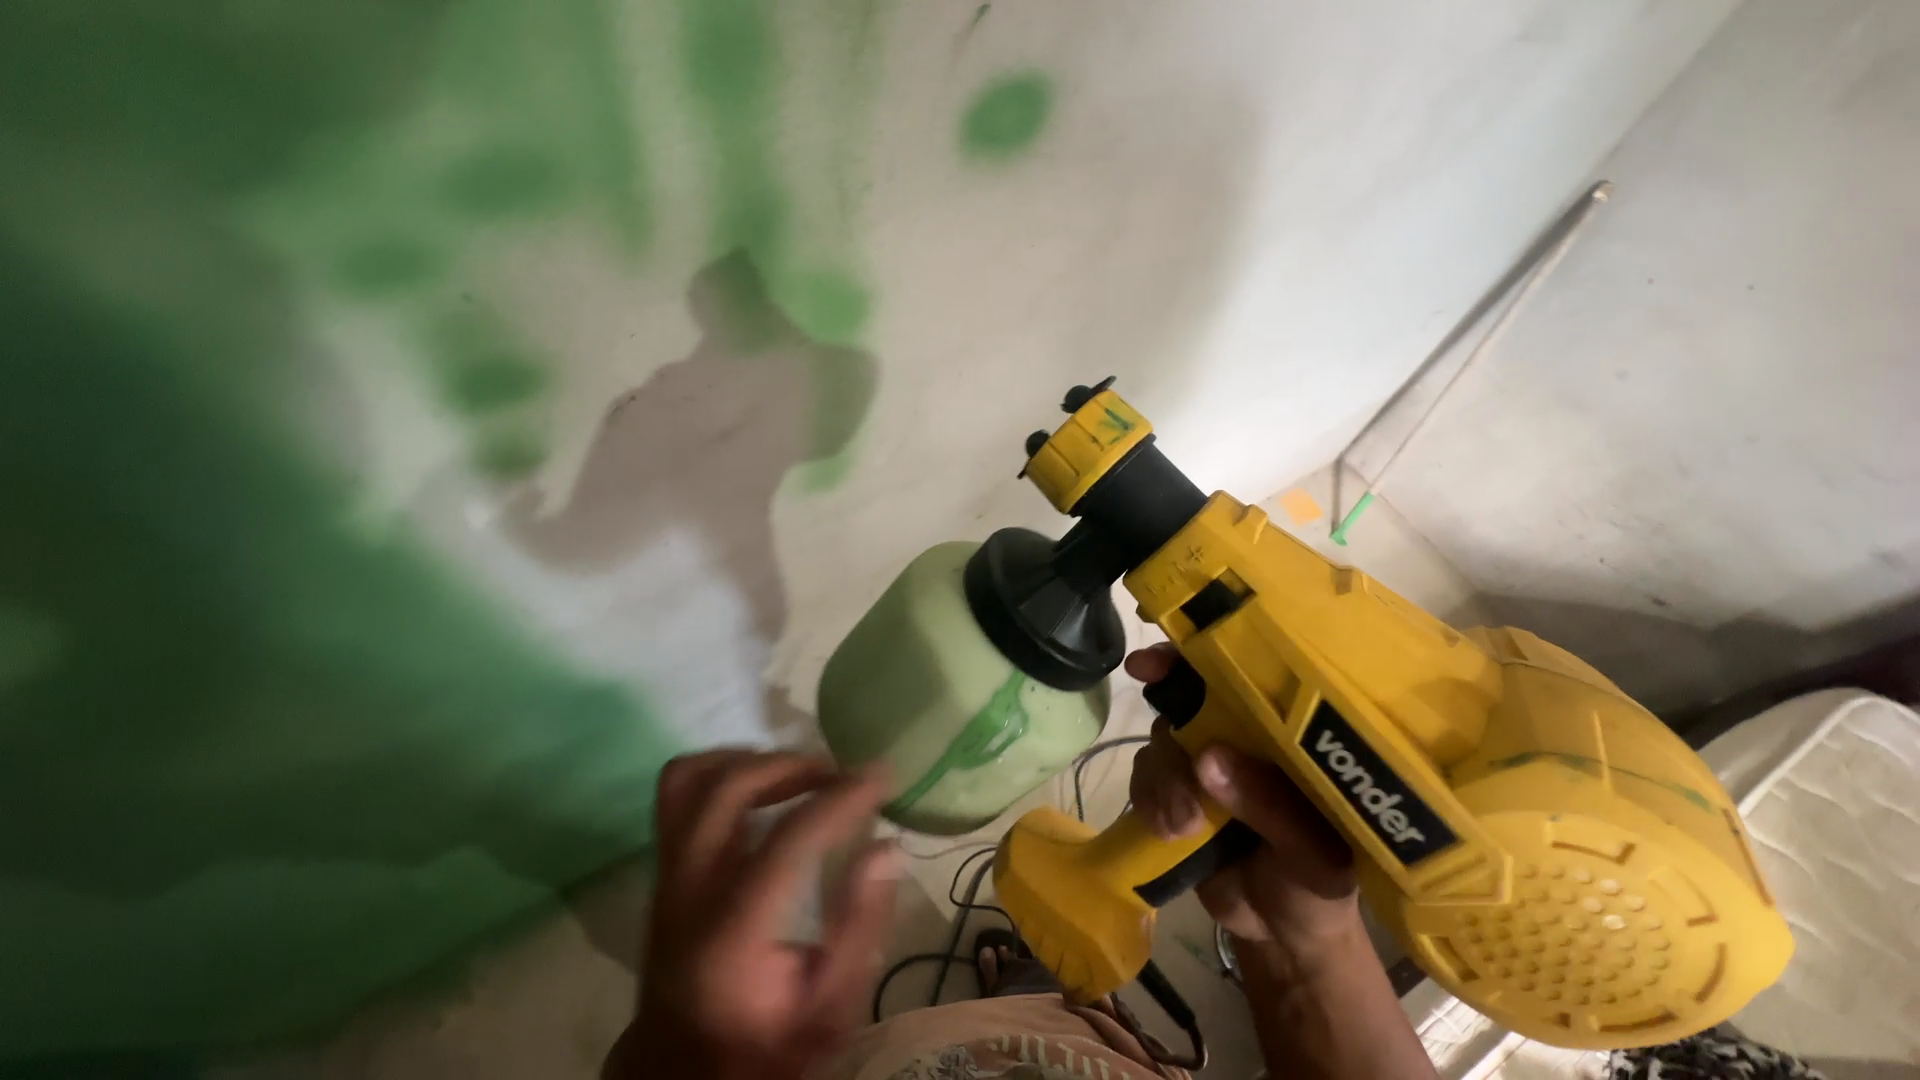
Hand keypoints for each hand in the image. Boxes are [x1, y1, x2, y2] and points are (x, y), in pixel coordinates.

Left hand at [607, 750, 899, 1079]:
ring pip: (691, 778)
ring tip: (799, 773)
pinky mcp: (661, 866)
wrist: (682, 1069)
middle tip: (840, 775)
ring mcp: (666, 874)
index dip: (841, 799)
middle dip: (793, 766)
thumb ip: (860, 927)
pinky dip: (721, 769)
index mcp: (733, 934)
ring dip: (751, 760)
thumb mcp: (830, 1007)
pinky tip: (760, 785)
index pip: (788, 840)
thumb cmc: (766, 1040)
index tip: (883, 777)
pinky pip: (677, 790)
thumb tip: (887, 847)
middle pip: (729, 790)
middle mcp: (689, 891)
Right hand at [1125, 644, 1360, 960]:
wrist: (1281, 935)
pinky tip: (1168, 832)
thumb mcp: (1314, 853)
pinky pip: (1144, 777)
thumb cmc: (1317, 886)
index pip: (1242, 677)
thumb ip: (1269, 805)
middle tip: (1182, 784)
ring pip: (1162, 743)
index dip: (1196, 660)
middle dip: (1173, 736)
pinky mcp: (1174, 793)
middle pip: (1187, 704)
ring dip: (1164, 782)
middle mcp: (1242, 737)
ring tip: (1182, 828)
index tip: (1154, 665)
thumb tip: (1206, 759)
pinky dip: (1149, 800)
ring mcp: (1204, 764)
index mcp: (1286, 736)